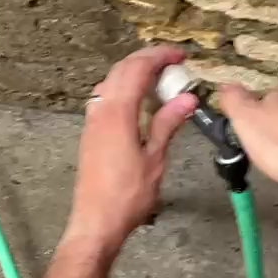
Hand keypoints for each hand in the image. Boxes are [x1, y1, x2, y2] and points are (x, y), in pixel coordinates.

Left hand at [62, 45, 197, 252]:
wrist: (96, 222)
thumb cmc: (126, 197)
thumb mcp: (155, 159)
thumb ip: (168, 124)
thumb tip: (186, 99)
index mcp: (117, 113)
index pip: (138, 69)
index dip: (160, 56)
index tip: (180, 55)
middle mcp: (100, 111)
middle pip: (121, 69)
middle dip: (146, 59)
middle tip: (171, 61)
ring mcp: (92, 122)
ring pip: (110, 82)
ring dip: (133, 73)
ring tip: (158, 78)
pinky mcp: (90, 135)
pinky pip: (105, 99)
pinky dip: (122, 89)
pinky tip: (137, 102)